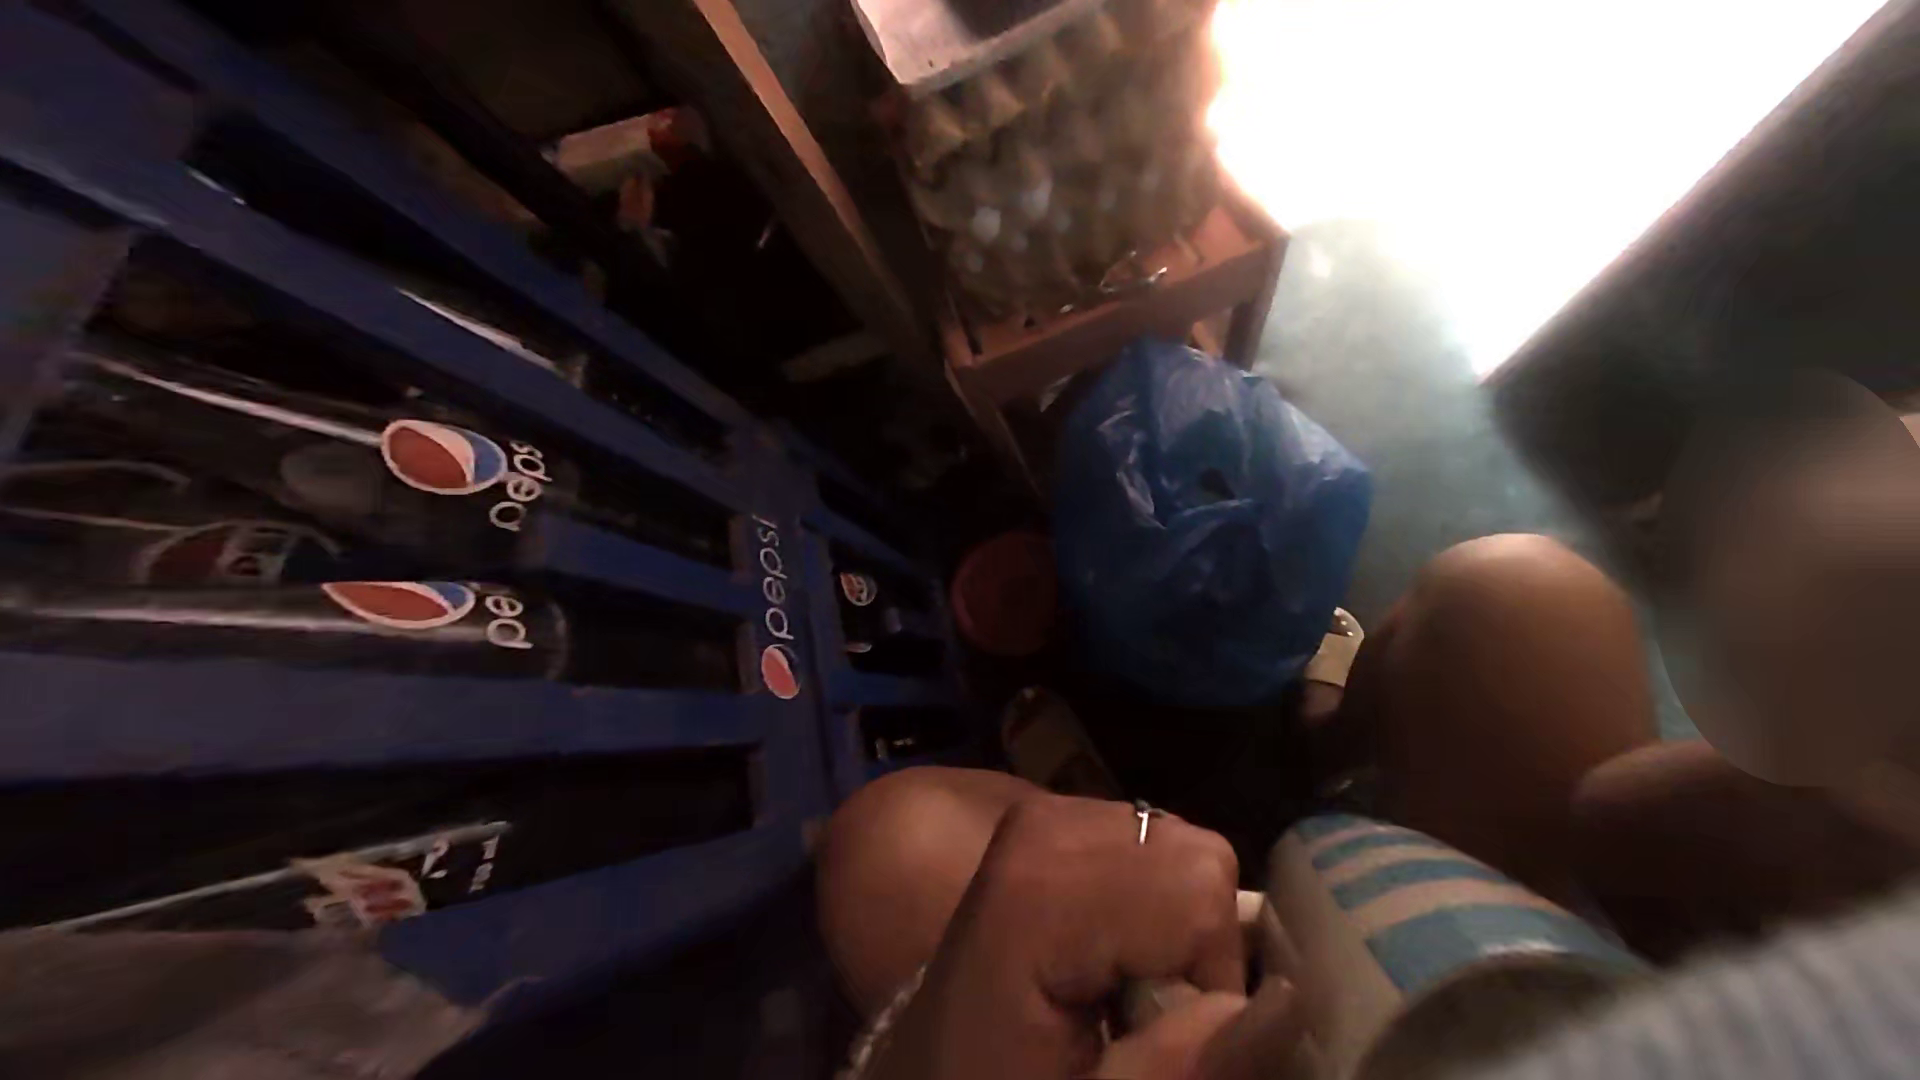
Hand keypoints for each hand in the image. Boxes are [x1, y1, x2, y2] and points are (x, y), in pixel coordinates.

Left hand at [864, 793, 1268, 1078]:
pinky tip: (1101, 948)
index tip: (1152, 1034)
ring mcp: (1046, 812)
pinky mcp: (1053, 820)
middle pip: (1194, 856)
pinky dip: (1149, 902)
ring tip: (1111, 981)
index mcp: (1036, 883)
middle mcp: (1042, 821)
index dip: (1207, 976)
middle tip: (1129, 1007)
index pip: (1196, 885)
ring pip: (1181, 850)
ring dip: (1173, 924)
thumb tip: (1291, 1000)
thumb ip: (1183, 1065)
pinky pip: (1150, 846)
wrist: (933, 1056)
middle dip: (1193, 944)